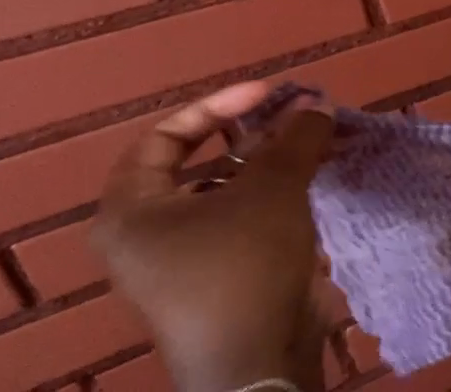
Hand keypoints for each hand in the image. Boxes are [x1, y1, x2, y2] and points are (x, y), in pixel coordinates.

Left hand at [93, 82, 332, 391]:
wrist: (255, 356)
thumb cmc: (244, 264)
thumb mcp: (274, 188)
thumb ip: (295, 138)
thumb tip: (316, 103)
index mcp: (131, 212)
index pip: (162, 139)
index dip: (216, 108)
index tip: (269, 94)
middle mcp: (146, 233)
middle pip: (198, 164)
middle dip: (254, 135)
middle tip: (299, 116)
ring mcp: (182, 257)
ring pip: (228, 190)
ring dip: (273, 161)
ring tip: (319, 143)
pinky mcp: (219, 273)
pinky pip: (244, 216)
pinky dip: (277, 192)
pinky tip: (315, 180)